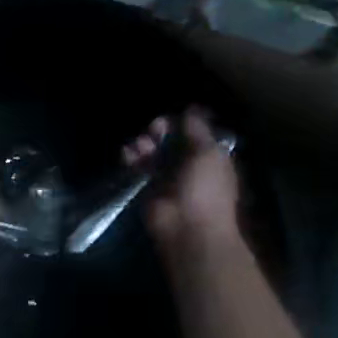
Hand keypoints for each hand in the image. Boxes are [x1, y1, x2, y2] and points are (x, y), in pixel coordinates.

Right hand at [123, 107, 239, 247]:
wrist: (188, 230)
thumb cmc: (206, 189)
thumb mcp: (208, 153)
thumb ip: (197, 130)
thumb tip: (191, 108)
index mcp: (208, 157)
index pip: (192, 133)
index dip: (181, 123)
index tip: (172, 119)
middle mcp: (187, 165)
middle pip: (169, 140)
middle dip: (160, 131)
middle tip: (154, 130)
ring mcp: (166, 177)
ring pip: (151, 151)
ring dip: (144, 144)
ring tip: (141, 145)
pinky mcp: (146, 188)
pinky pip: (136, 166)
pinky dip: (131, 157)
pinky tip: (128, 154)